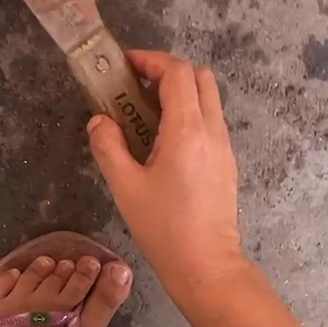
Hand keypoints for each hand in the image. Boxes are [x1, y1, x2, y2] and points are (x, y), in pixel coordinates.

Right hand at [87, 51, 252, 301]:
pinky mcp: (227, 166)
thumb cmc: (164, 229)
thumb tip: (100, 122)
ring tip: (147, 119)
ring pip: (208, 100)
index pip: (176, 72)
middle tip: (137, 90)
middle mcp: (212, 131)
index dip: (151, 61)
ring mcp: (224, 148)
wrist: (206, 265)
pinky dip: (190, 118)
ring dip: (180, 96)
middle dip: (168, 73)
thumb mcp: (125, 188)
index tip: (125, 67)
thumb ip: (109, 147)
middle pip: (199, 77)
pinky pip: (211, 125)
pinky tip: (165, 146)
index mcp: (187, 129)